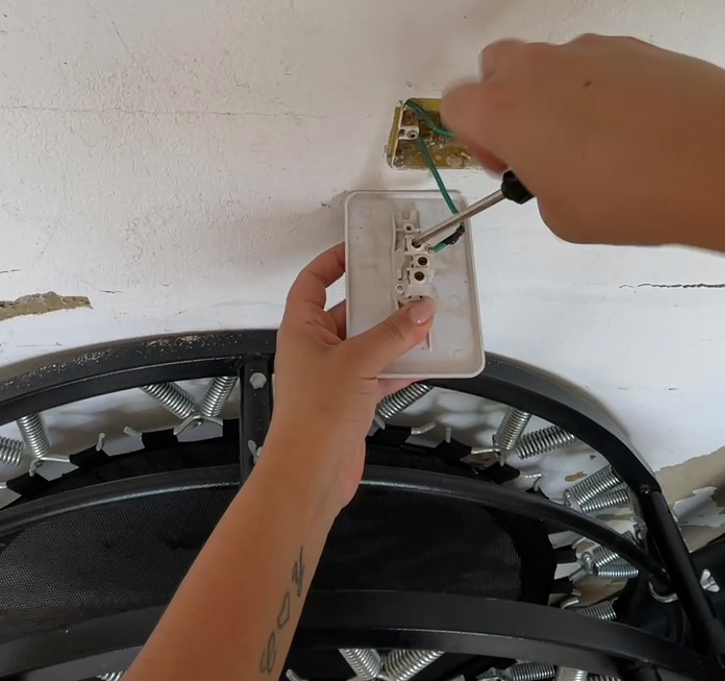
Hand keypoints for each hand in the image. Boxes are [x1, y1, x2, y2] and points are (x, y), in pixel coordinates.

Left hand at [265, 244, 435, 513]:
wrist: (311, 474)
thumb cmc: (315, 414)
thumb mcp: (358, 362)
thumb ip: (393, 334)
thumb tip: (420, 310)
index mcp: (301, 328)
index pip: (312, 282)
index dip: (331, 262)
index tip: (359, 250)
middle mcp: (314, 348)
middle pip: (347, 312)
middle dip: (376, 301)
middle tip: (406, 286)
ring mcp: (332, 374)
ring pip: (366, 343)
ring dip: (393, 335)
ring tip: (423, 320)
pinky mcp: (349, 399)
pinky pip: (377, 372)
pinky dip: (398, 366)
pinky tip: (423, 360)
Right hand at [440, 35, 724, 248]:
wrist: (722, 158)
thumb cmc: (628, 197)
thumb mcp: (563, 217)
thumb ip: (540, 185)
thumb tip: (561, 166)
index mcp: (503, 110)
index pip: (455, 104)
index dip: (474, 137)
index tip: (509, 164)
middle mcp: (535, 68)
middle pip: (494, 66)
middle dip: (506, 100)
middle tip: (542, 143)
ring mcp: (586, 50)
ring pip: (549, 63)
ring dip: (557, 93)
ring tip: (605, 140)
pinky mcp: (633, 45)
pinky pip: (597, 63)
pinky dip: (604, 87)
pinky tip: (642, 126)